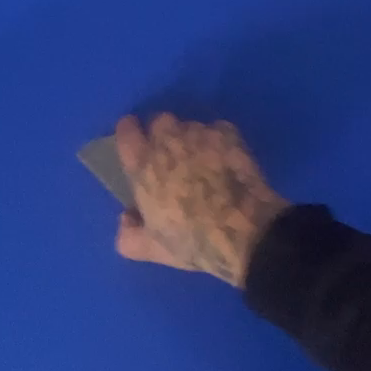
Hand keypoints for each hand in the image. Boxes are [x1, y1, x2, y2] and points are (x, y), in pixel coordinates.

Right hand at [113, 113, 288, 287]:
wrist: (243, 229)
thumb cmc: (192, 239)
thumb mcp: (151, 249)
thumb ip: (128, 234)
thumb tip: (128, 217)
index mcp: (144, 164)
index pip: (127, 130)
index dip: (129, 133)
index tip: (135, 142)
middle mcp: (169, 140)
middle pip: (160, 121)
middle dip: (161, 134)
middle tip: (169, 157)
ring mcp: (201, 133)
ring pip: (189, 125)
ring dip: (190, 139)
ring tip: (200, 162)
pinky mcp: (228, 133)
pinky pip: (216, 130)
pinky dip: (216, 141)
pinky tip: (223, 161)